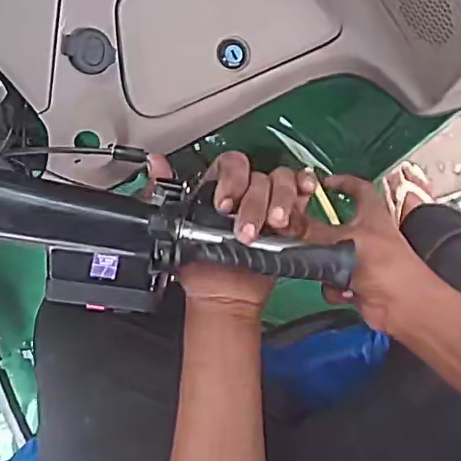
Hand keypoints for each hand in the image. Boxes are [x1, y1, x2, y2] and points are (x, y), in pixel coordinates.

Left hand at [151, 152, 317, 312]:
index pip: (231, 164)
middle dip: (253, 204)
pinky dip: (305, 189)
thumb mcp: (175, 227)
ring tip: (273, 226)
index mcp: (220, 186)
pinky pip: (303, 192)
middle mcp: (246, 190)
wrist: (224, 296)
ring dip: (279, 202)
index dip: (231, 179)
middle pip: (258, 175)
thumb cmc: (199, 265)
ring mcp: (270, 201)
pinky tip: (305, 192)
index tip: (224, 205)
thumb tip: (156, 163)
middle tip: (246, 232)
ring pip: (282, 181)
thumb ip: (163, 193)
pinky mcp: (291, 216)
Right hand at [303, 174, 445, 333]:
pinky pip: (332, 281)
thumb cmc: (384, 265)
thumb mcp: (347, 241)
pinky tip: (344, 293)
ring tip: (326, 271)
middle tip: (300, 234)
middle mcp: (366, 235)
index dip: (343, 181)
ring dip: (324, 266)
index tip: (323, 182)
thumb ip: (316, 233)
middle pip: (334, 226)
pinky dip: (335, 288)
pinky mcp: (355, 283)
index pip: (359, 188)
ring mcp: (360, 260)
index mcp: (372, 215)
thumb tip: (290, 224)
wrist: (403, 306)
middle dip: (318, 234)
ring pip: (328, 256)